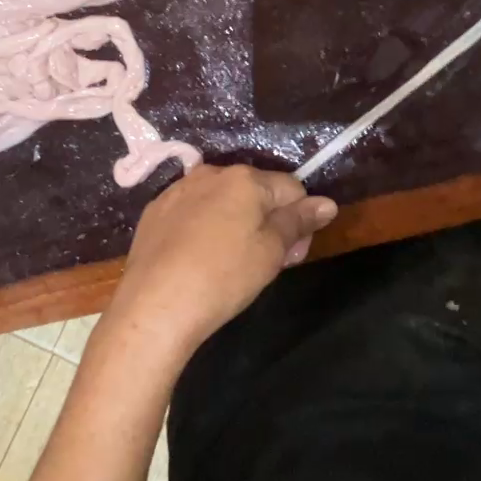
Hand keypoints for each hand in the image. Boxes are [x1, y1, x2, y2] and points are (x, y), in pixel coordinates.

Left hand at [109, 164, 337, 352]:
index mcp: (245, 178)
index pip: (291, 188)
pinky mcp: (155, 212)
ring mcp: (178, 191)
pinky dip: (204, 230)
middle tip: (265, 264)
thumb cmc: (223, 277)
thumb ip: (299, 221)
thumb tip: (327, 203)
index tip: (292, 255)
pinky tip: (198, 261)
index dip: (300, 221)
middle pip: (256, 192)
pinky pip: (193, 213)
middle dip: (268, 222)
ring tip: (230, 266)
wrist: (153, 306)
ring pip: (223, 201)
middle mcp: (211, 174)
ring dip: (236, 224)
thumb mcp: (271, 252)